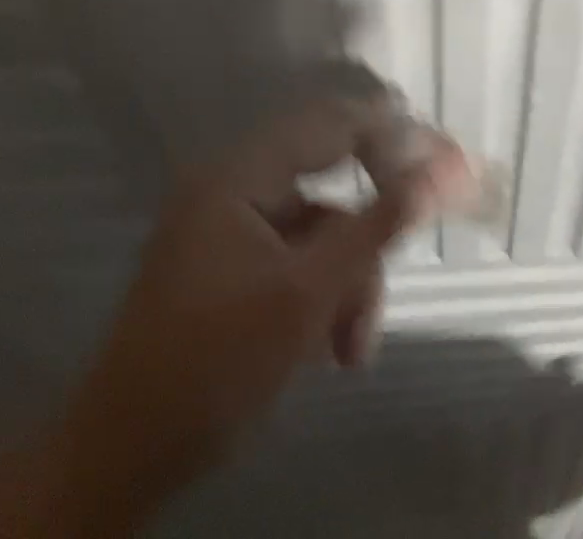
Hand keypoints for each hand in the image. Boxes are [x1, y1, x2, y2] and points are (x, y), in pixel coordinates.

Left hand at [70, 93, 474, 490]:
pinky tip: (337, 348)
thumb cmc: (214, 363)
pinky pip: (307, 261)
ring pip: (328, 230)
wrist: (126, 457)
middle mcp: (235, 190)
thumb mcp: (310, 291)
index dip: (400, 138)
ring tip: (355, 344)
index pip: (336, 125)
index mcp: (237, 178)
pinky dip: (330, 298)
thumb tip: (450, 168)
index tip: (456, 167)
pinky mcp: (240, 269)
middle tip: (433, 225)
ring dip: (354, 281)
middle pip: (335, 176)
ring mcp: (236, 231)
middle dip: (379, 224)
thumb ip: (381, 222)